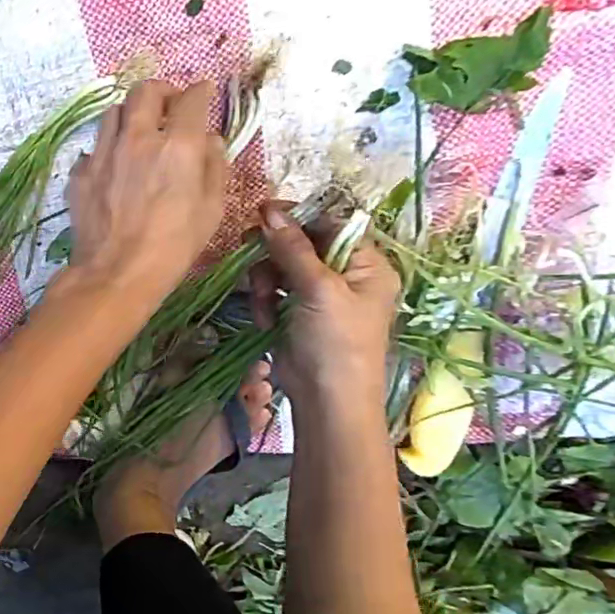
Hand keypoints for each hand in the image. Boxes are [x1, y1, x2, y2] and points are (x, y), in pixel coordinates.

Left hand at [65, 79, 225, 306]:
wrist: (116, 274)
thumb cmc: (174, 247)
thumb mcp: (211, 211)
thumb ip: (214, 168)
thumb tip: (210, 141)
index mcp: (177, 146)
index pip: (191, 100)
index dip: (201, 92)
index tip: (204, 94)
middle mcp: (138, 138)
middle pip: (145, 91)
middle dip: (162, 91)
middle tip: (169, 105)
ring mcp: (104, 153)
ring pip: (114, 112)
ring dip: (131, 115)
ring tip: (139, 132)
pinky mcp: (81, 172)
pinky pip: (94, 146)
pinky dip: (108, 148)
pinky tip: (114, 167)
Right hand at [250, 201, 399, 405]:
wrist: (328, 403)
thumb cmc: (336, 342)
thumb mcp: (319, 289)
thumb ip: (293, 247)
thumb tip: (269, 210)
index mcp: (366, 264)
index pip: (331, 224)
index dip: (298, 216)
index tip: (263, 211)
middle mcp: (346, 276)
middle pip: (303, 244)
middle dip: (276, 250)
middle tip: (248, 246)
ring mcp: (320, 297)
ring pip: (282, 267)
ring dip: (266, 279)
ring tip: (263, 299)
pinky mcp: (297, 316)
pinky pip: (274, 293)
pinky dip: (266, 302)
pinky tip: (266, 320)